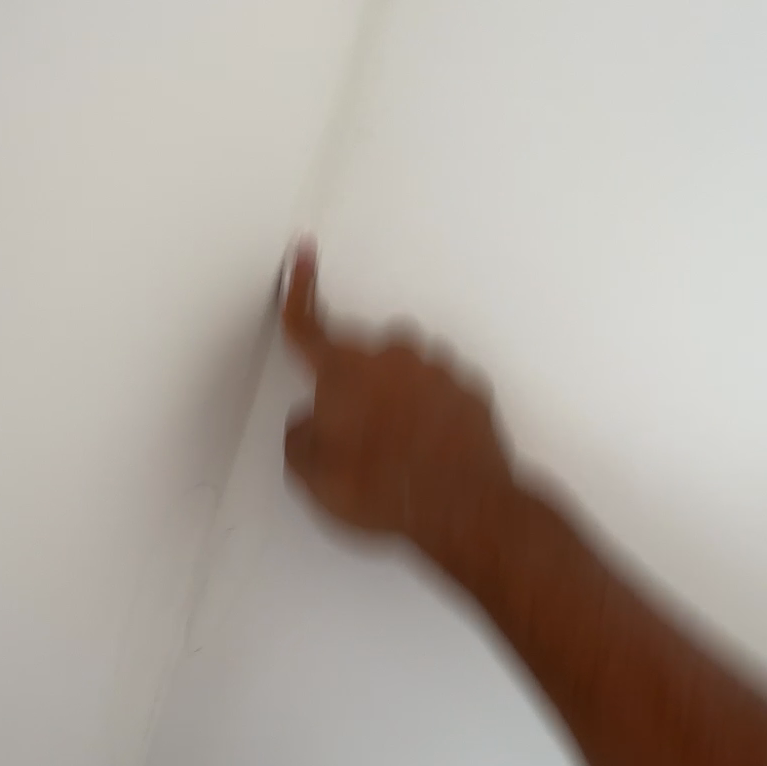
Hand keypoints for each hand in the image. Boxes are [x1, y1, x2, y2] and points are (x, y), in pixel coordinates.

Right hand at [281, 243, 515, 548]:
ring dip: (390, 404)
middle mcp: (392, 357)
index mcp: (344, 370)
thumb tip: (311, 423)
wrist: (464, 510)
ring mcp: (436, 369)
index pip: (308, 324)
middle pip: (357, 360)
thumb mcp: (310, 476)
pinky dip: (424, 415)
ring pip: (399, 376)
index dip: (298, 291)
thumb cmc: (382, 490)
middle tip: (352, 441)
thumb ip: (299, 437)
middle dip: (350, 391)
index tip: (303, 254)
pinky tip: (422, 452)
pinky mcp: (469, 389)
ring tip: (393, 454)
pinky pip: (434, 394)